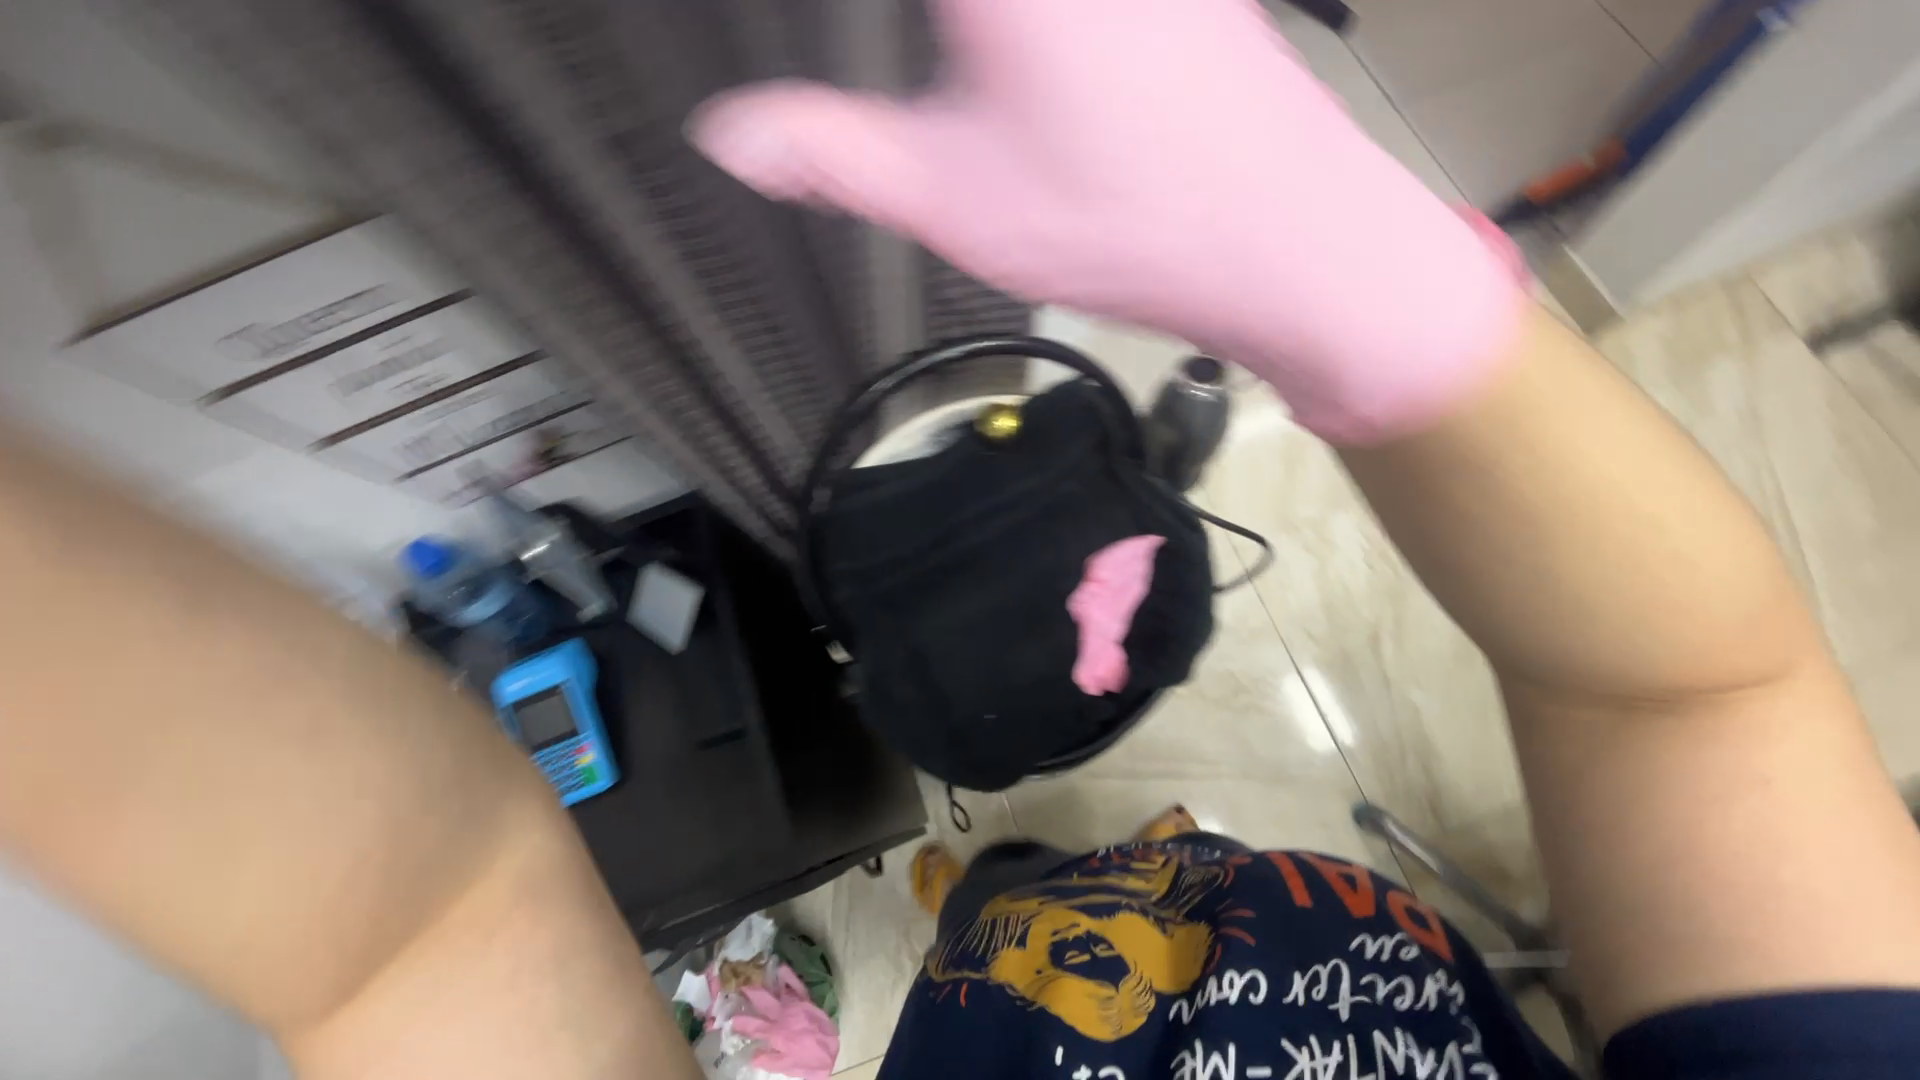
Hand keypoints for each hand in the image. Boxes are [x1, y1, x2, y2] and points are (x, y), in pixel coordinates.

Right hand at [689, 0, 1527, 442]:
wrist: (1289, 245)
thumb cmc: (1137, 224)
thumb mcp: (950, 200)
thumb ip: (826, 153)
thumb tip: (734, 137)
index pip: (875, 1)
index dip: (814, 27)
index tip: (797, 51)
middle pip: (954, 8)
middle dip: (921, 45)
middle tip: (924, 83)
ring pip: (994, 11)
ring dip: (959, 42)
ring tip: (957, 79)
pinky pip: (1061, 12)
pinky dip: (1003, 34)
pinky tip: (1001, 62)